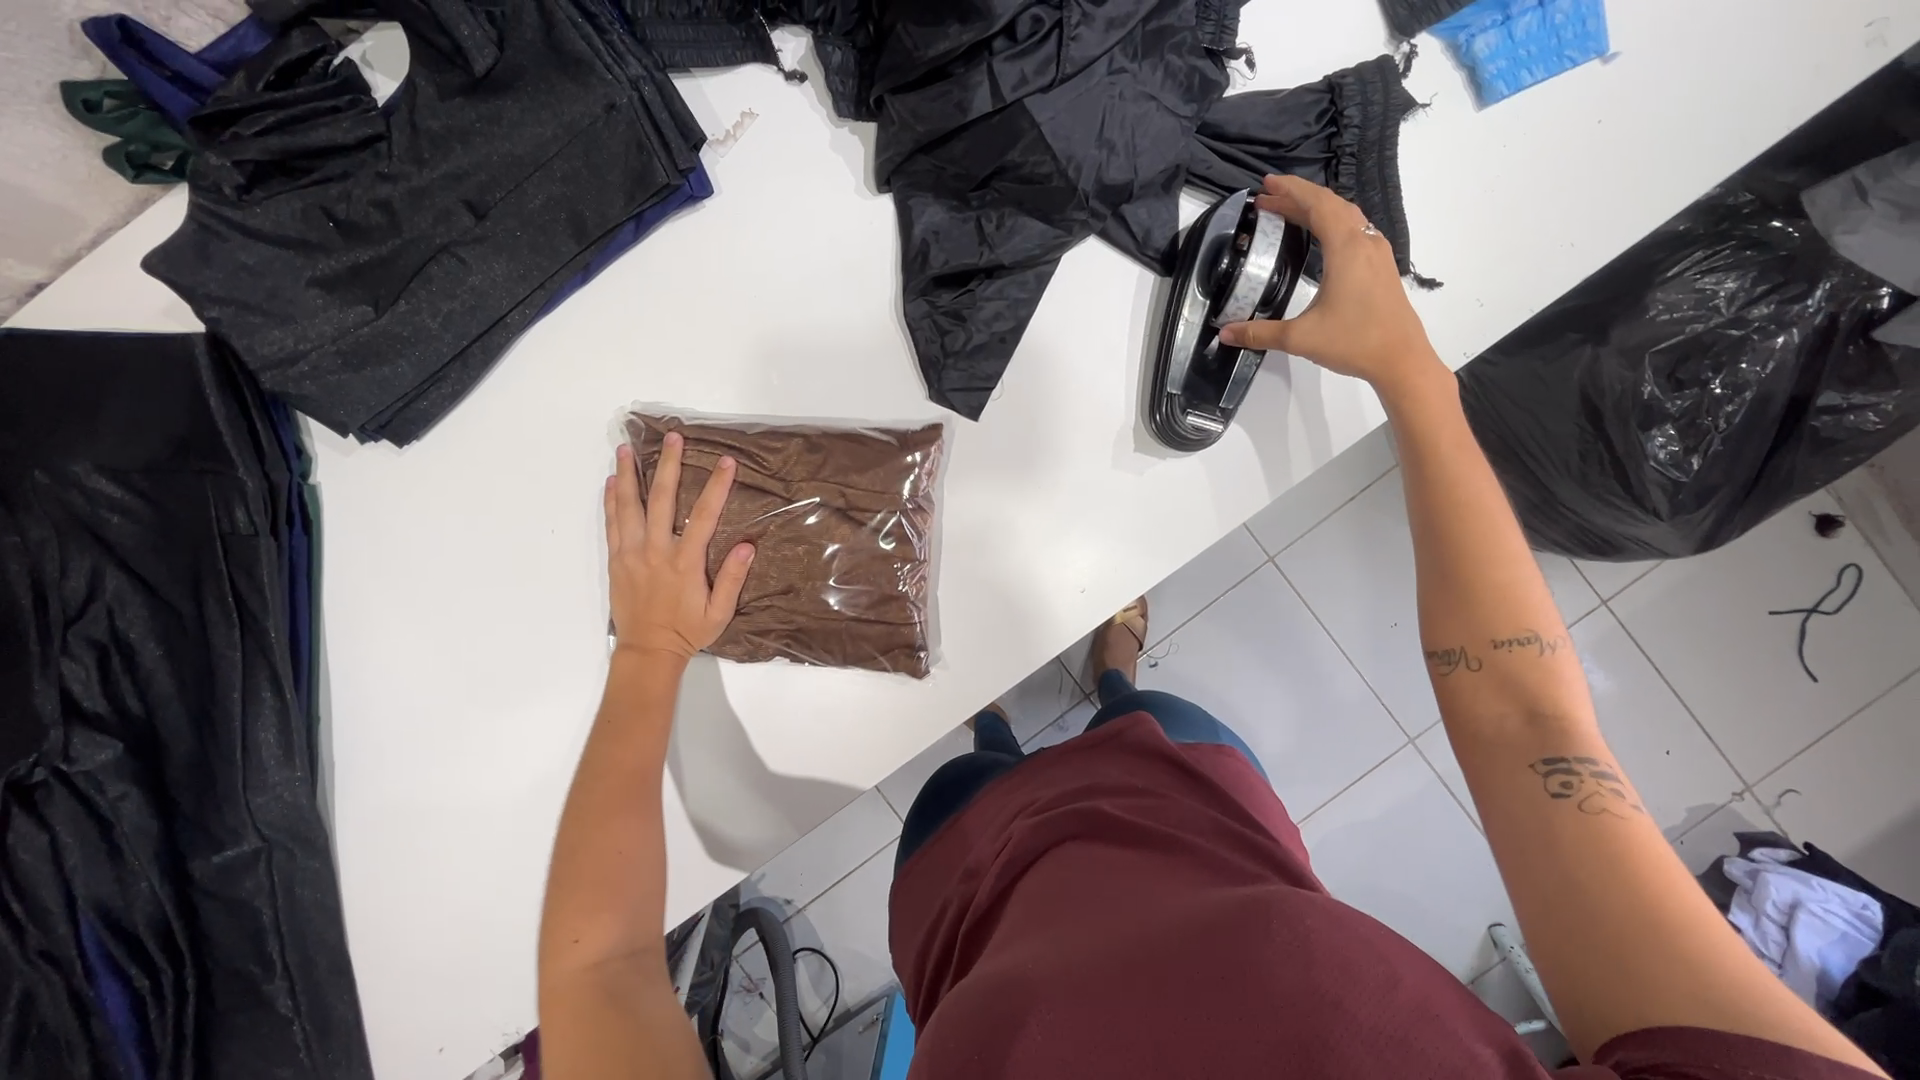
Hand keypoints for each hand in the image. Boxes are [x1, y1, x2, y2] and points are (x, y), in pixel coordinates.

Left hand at [604, 434, 754, 663]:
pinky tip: (611, 482)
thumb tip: (747, 546)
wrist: (648, 651)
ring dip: (628, 475)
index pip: (705, 515)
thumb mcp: (720, 612)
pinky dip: (610, 501)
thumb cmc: (688, 632)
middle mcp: (656, 551)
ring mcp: (632, 553)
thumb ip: (732, 578)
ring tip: (626, 448)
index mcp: (685, 562)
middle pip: (662, 499)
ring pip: (629, 505)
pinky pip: (611, 523)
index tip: (727, 462)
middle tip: (673, 438)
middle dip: (669, 465)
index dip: (717, 486)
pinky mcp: (616, 560)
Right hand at [1219, 175, 1445, 398]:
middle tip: (1267, 199)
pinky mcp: (1381, 267)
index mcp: (1345, 248)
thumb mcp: (1300, 338)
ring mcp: (1376, 253)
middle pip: (1331, 205)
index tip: (1266, 184)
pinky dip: (1332, 223)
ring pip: (1346, 216)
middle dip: (1298, 198)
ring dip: (1316, 210)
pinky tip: (1320, 237)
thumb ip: (1259, 333)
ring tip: (1288, 214)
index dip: (1290, 191)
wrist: (1401, 359)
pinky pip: (1355, 231)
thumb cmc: (1354, 342)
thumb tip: (1224, 333)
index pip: (1317, 205)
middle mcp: (1363, 242)